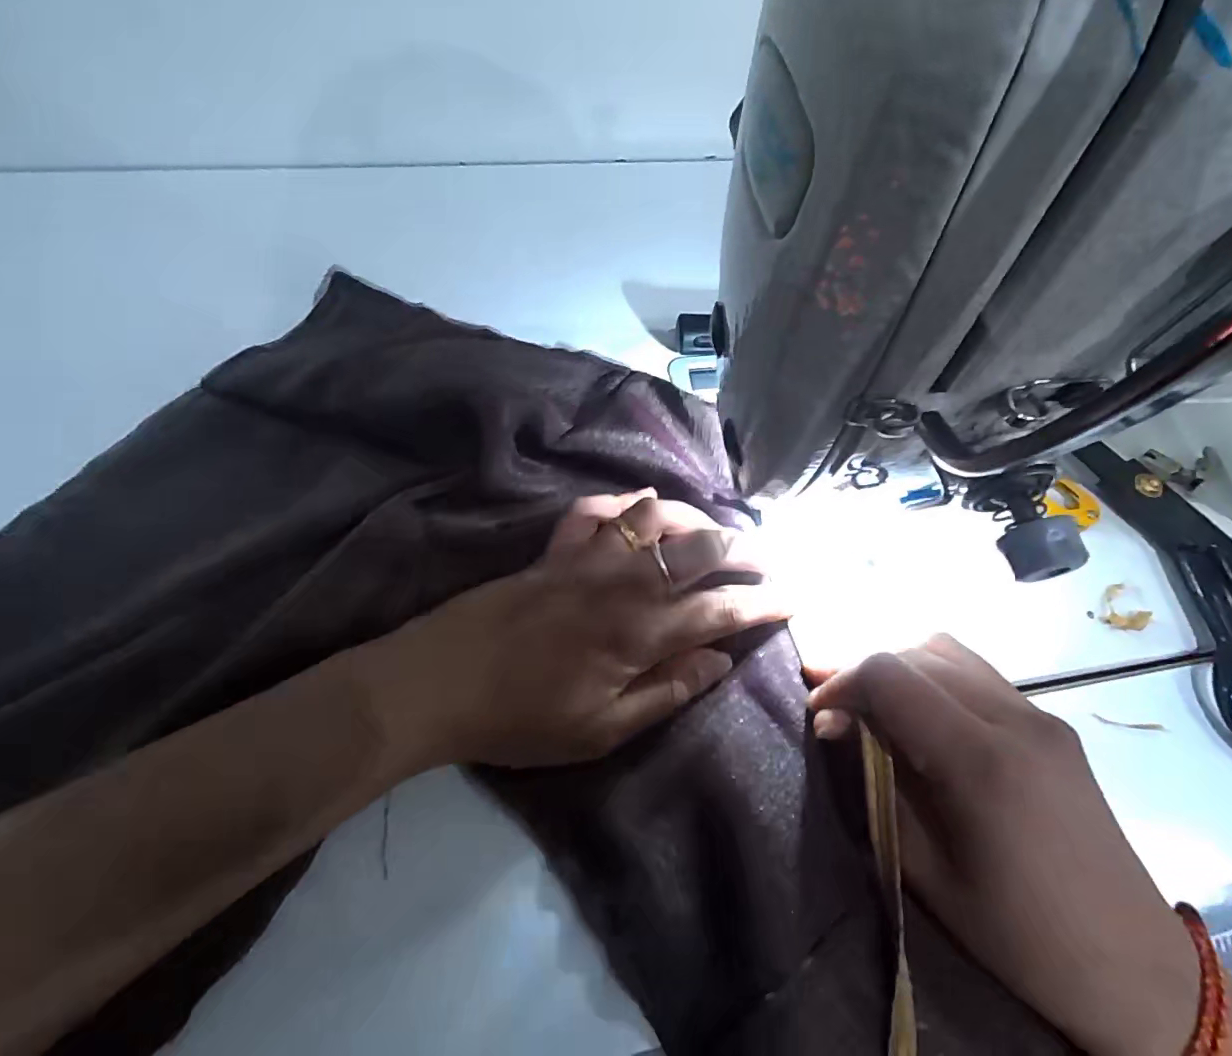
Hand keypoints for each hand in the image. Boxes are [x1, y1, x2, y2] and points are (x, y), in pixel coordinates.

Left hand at [352, 491, 789, 770]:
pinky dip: (620, 502)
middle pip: (695, 549)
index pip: (719, 609)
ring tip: (710, 530)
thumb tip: (719, 660)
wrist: (439, 682)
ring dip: (690, 517)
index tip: (792, 598)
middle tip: (763, 559)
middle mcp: (620, 582)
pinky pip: (591, 509)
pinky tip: (636, 506)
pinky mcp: (550, 551)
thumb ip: (666, 691)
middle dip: (741, 549)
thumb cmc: (522, 719)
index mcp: (638, 631)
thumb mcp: (601, 729)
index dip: (762, 602)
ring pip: (650, 516)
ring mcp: (583, 558)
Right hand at [808, 636, 1200, 1055]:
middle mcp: (1015, 720)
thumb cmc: (1013, 931)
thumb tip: (835, 725)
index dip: (840, 684)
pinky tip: (924, 718)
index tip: (820, 717)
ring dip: (901, 669)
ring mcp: (1042, 717)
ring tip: (876, 708)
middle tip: (836, 712)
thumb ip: (872, 780)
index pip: (887, 673)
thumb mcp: (921, 866)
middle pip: (914, 653)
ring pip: (948, 652)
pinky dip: (936, 678)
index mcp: (980, 759)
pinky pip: (979, 674)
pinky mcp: (1055, 727)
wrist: (1132, 969)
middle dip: (862, 673)